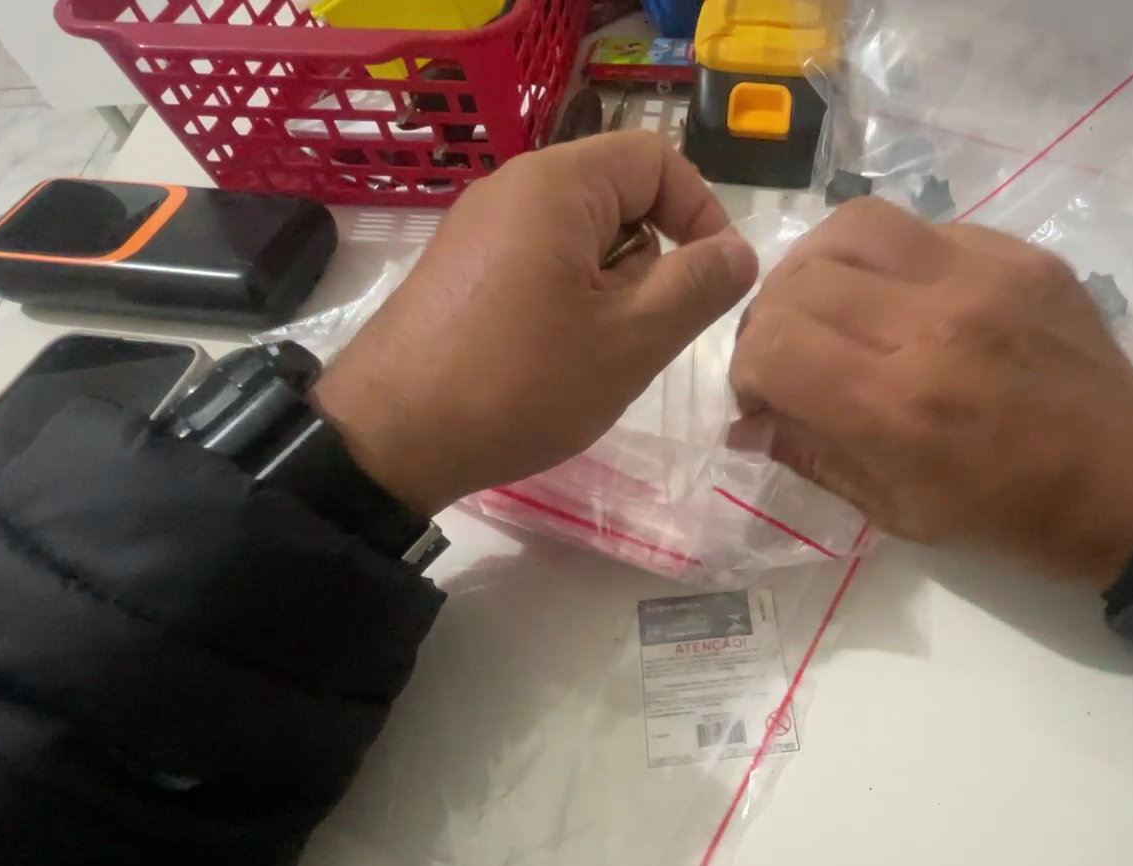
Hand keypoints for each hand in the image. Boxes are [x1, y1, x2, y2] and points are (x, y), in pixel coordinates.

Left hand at [314, 130, 757, 514]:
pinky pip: (543, 269)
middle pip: (619, 200)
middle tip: (642, 337)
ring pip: (583, 243)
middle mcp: (514, 190)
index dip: (702, 214)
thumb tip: (740, 251)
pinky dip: (571, 306)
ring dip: (612, 295)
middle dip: (652, 264)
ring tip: (595, 358)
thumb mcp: (630, 342)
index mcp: (558, 186)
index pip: (657, 159)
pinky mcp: (465, 274)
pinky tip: (555, 362)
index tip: (713, 284)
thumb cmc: (523, 385)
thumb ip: (697, 288)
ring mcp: (482, 232)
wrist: (392, 439)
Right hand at [729, 197, 1132, 583]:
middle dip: (770, 322)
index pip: (773, 345)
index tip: (762, 395)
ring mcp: (982, 275)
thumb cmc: (1003, 514)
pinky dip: (879, 259)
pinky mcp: (1018, 252)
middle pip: (800, 281)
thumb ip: (810, 456)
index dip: (745, 369)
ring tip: (825, 309)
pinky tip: (892, 298)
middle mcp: (933, 325)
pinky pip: (916, 227)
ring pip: (851, 226)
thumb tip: (745, 422)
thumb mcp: (894, 510)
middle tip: (788, 356)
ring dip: (815, 269)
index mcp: (899, 407)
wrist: (1124, 479)